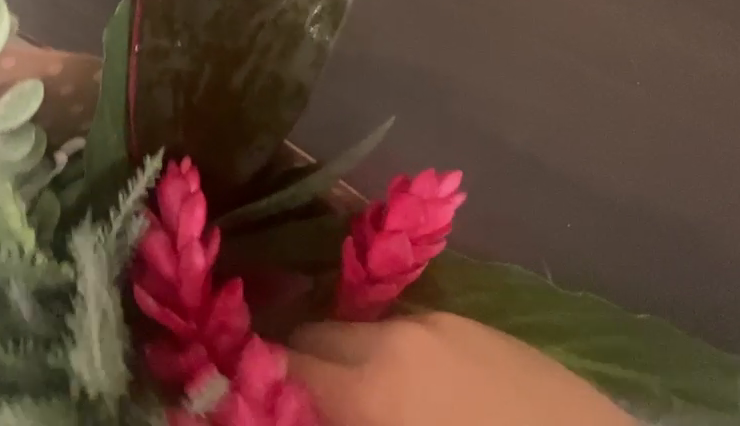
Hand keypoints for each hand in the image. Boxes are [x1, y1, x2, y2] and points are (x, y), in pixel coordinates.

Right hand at [288, 313, 632, 425]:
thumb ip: (340, 417)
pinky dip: (394, 357)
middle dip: (300, 370)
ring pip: (361, 331)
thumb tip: (293, 406)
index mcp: (372, 384)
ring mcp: (439, 323)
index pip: (283, 363)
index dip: (261, 381)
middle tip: (313, 406)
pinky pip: (408, 332)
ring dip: (349, 362)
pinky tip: (424, 396)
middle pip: (312, 335)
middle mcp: (394, 335)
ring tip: (371, 404)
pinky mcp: (478, 327)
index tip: (261, 400)